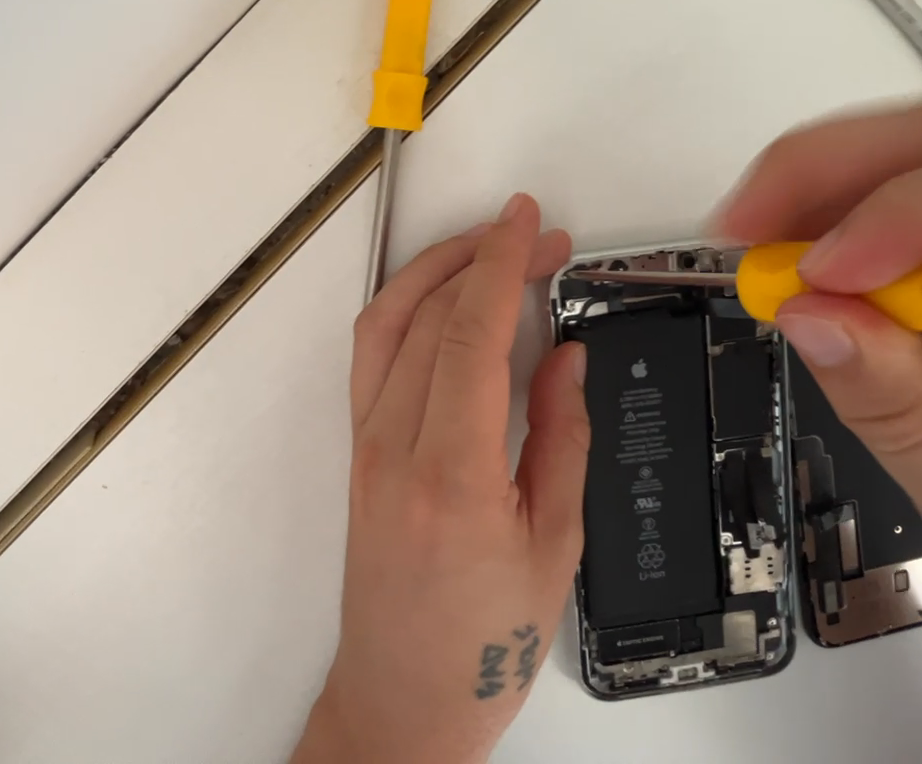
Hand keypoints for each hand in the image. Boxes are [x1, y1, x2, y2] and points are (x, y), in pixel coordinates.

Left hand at [291, 194, 583, 763]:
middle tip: (533, 236)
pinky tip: (440, 297)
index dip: (502, 265)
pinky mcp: (358, 450)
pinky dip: (406, 308)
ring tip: (486, 248)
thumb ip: (560, 438)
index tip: (528, 223)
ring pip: (386, 324)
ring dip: (435, 271)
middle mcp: (394, 448)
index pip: (470, 335)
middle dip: (481, 258)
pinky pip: (372, 355)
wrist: (404, 698)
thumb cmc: (483, 641)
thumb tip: (564, 358)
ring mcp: (366, 445)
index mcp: (452, 475)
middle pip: (426, 316)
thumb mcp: (553, 544)